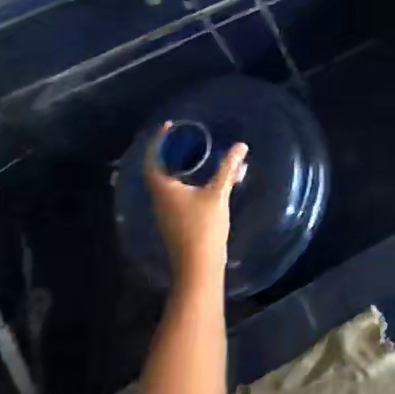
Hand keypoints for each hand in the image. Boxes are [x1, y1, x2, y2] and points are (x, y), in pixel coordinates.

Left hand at [144, 122, 247, 285]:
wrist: (198, 267)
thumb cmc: (204, 227)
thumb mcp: (218, 194)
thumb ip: (228, 169)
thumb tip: (241, 146)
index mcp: (163, 188)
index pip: (153, 157)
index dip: (158, 140)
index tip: (168, 126)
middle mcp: (158, 198)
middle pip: (157, 169)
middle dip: (168, 152)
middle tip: (183, 138)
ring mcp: (163, 213)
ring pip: (165, 183)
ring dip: (175, 168)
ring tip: (192, 156)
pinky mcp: (171, 223)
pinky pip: (172, 194)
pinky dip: (181, 182)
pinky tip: (198, 183)